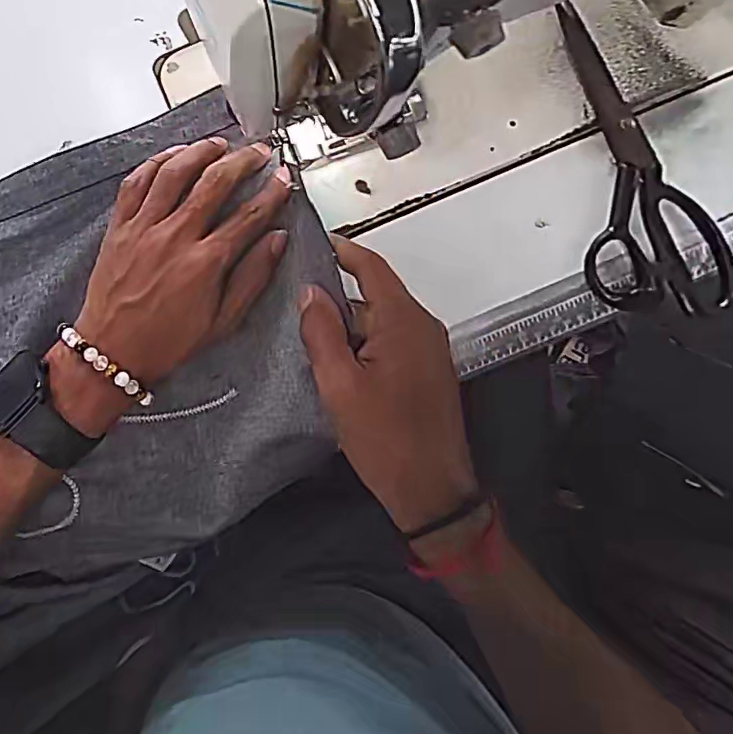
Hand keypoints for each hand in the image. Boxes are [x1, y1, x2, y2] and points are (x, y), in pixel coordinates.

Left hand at [62, 136, 292, 405]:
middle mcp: (174, 238)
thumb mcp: (221, 321)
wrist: (112, 351)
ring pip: (174, 173)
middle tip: (258, 153)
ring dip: (200, 152)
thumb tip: (276, 241)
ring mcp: (143, 228)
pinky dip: (155, 163)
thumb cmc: (164, 341)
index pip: (248, 215)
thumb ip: (252, 278)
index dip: (272, 192)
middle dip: (243, 161)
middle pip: (215, 182)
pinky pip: (136, 183)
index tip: (282, 180)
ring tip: (219, 144)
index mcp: (204, 263)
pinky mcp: (119, 227)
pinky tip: (172, 156)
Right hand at [298, 235, 477, 532]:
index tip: (319, 241)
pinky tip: (342, 366)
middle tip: (300, 306)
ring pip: (381, 319)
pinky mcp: (428, 369)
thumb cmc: (390, 443)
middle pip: (375, 293)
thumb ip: (322, 333)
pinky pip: (392, 339)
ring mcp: (429, 349)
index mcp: (403, 323)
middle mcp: (423, 328)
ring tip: (315, 344)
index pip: (371, 267)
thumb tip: (310, 294)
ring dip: (350, 325)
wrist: (432, 492)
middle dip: (337, 297)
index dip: (342, 249)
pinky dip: (365, 342)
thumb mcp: (339, 385)